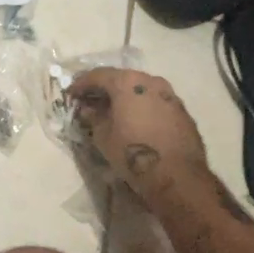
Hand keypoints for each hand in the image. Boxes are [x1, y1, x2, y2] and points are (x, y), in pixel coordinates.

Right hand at [67, 67, 208, 195]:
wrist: (177, 177)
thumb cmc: (132, 152)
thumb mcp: (103, 136)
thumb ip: (93, 117)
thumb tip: (88, 109)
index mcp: (128, 82)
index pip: (98, 75)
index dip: (81, 84)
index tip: (71, 94)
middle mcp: (151, 81)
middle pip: (121, 79)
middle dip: (104, 89)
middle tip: (91, 101)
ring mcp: (170, 95)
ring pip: (141, 90)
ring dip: (126, 97)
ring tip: (114, 111)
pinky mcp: (182, 111)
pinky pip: (156, 102)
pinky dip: (143, 107)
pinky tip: (136, 121)